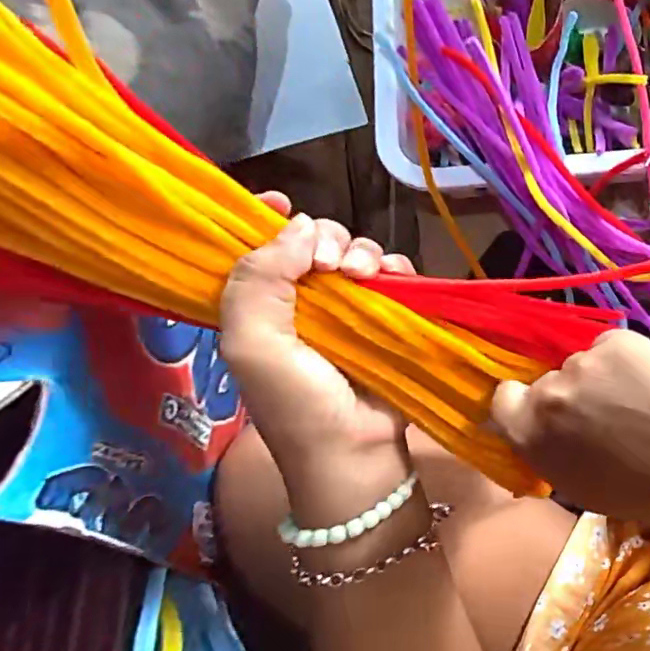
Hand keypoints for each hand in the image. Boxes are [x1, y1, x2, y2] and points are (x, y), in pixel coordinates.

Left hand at [220, 192, 411, 480]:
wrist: (355, 449)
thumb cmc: (297, 403)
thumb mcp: (253, 345)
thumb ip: (257, 281)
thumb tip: (297, 225)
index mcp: (258, 304)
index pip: (257, 245)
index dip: (264, 218)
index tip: (279, 201)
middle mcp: (302, 300)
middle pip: (313, 241)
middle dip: (324, 238)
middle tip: (331, 263)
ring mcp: (349, 310)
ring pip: (356, 254)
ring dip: (362, 252)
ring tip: (365, 275)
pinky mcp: (389, 320)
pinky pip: (395, 278)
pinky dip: (396, 269)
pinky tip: (395, 279)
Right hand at [488, 330, 649, 524]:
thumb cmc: (636, 490)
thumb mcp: (572, 483)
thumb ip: (545, 449)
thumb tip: (539, 428)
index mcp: (528, 433)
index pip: (504, 398)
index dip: (525, 401)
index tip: (548, 409)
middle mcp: (548, 393)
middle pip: (550, 380)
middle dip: (570, 393)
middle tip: (605, 413)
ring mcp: (583, 363)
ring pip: (584, 363)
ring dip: (601, 376)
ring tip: (636, 403)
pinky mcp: (617, 342)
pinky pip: (612, 345)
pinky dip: (627, 359)